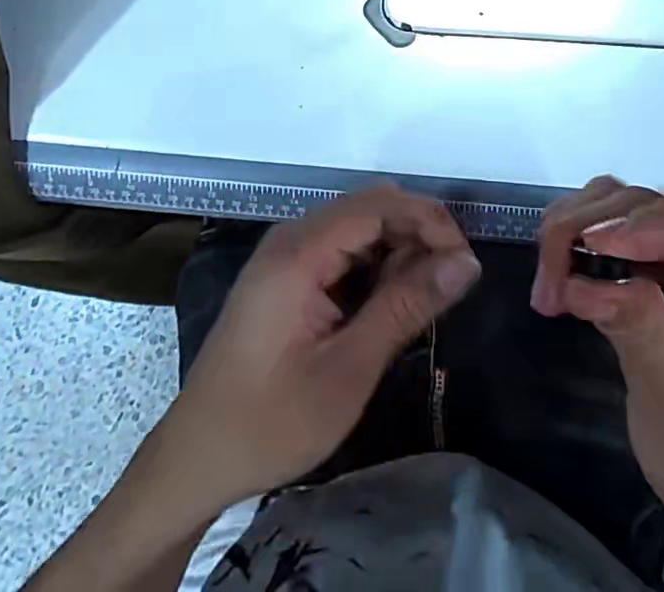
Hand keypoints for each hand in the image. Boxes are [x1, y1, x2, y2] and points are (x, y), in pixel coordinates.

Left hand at [148, 185, 482, 507]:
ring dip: (399, 249)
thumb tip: (466, 262)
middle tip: (451, 281)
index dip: (429, 221)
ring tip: (425, 297)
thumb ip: (407, 306)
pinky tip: (390, 301)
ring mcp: (284, 257)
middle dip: (418, 233)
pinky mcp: (284, 277)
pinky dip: (374, 265)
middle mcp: (290, 240)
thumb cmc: (271, 422)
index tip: (465, 262)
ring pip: (357, 227)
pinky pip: (340, 250)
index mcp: (299, 253)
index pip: (379, 205)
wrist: (197, 458)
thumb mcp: (350, 368)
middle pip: (369, 208)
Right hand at [533, 174, 663, 591]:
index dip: (662, 215)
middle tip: (552, 281)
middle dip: (601, 228)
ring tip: (551, 287)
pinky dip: (581, 249)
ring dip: (580, 232)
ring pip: (636, 207)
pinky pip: (620, 235)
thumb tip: (584, 281)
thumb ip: (647, 341)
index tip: (599, 249)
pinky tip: (561, 286)